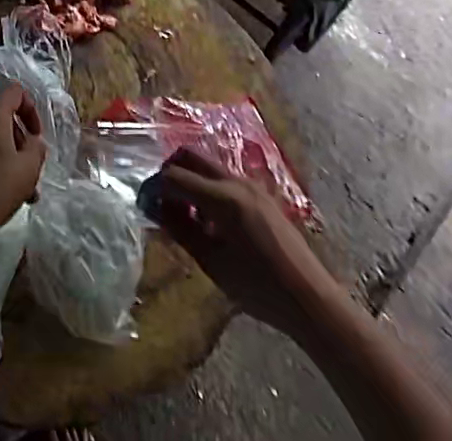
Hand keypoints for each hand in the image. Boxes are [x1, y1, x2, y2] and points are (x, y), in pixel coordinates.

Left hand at [0, 82, 46, 250]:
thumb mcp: (29, 169)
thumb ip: (38, 148)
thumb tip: (33, 142)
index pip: (15, 92)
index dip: (31, 108)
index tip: (37, 134)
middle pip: (2, 117)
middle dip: (21, 138)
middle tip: (31, 164)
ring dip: (8, 155)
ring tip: (24, 189)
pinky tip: (4, 194)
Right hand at [147, 148, 336, 337]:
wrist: (308, 296)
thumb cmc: (258, 287)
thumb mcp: (212, 262)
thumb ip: (181, 230)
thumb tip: (155, 208)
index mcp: (223, 198)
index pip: (175, 176)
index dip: (154, 188)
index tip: (143, 206)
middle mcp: (236, 181)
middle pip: (191, 156)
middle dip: (170, 173)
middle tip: (160, 203)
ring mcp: (251, 184)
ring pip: (208, 166)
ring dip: (189, 181)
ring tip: (182, 217)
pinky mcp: (260, 194)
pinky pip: (224, 179)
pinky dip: (207, 188)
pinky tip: (207, 222)